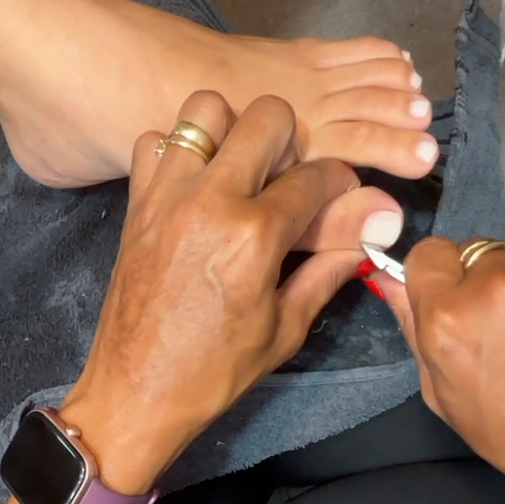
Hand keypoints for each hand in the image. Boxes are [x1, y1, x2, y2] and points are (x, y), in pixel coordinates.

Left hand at [60, 91, 404, 492]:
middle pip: (267, 117)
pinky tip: (192, 187)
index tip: (340, 200)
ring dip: (231, 131)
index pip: (317, 176)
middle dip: (291, 141)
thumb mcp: (283, 331)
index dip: (340, 185)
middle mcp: (210, 201)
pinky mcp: (136, 206)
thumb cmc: (212, 374)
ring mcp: (167, 197)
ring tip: (238, 174)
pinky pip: (155, 142)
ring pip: (205, 110)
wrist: (136, 393)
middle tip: (286, 180)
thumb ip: (326, 271)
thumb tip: (368, 234)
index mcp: (254, 236)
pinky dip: (177, 151)